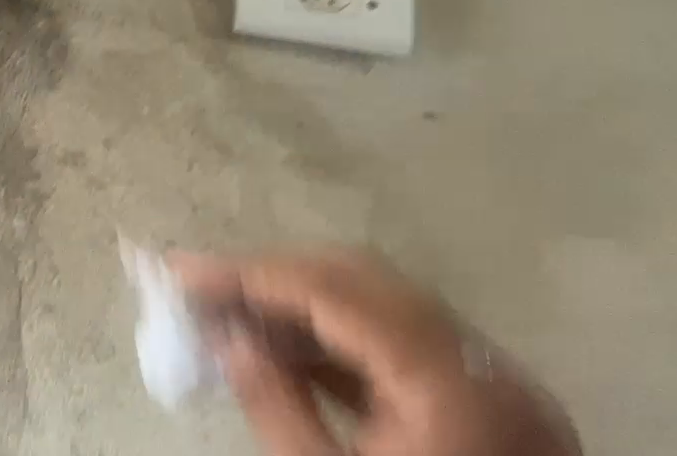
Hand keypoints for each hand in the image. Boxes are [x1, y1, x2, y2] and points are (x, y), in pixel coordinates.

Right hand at [173, 250, 580, 455]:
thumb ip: (277, 407)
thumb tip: (227, 340)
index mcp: (448, 379)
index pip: (330, 289)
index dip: (247, 273)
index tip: (179, 269)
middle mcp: (483, 364)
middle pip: (358, 277)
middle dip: (273, 276)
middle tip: (205, 289)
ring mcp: (497, 383)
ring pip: (379, 303)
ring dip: (300, 302)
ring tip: (234, 318)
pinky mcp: (494, 407)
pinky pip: (402, 343)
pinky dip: (337, 336)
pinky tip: (285, 351)